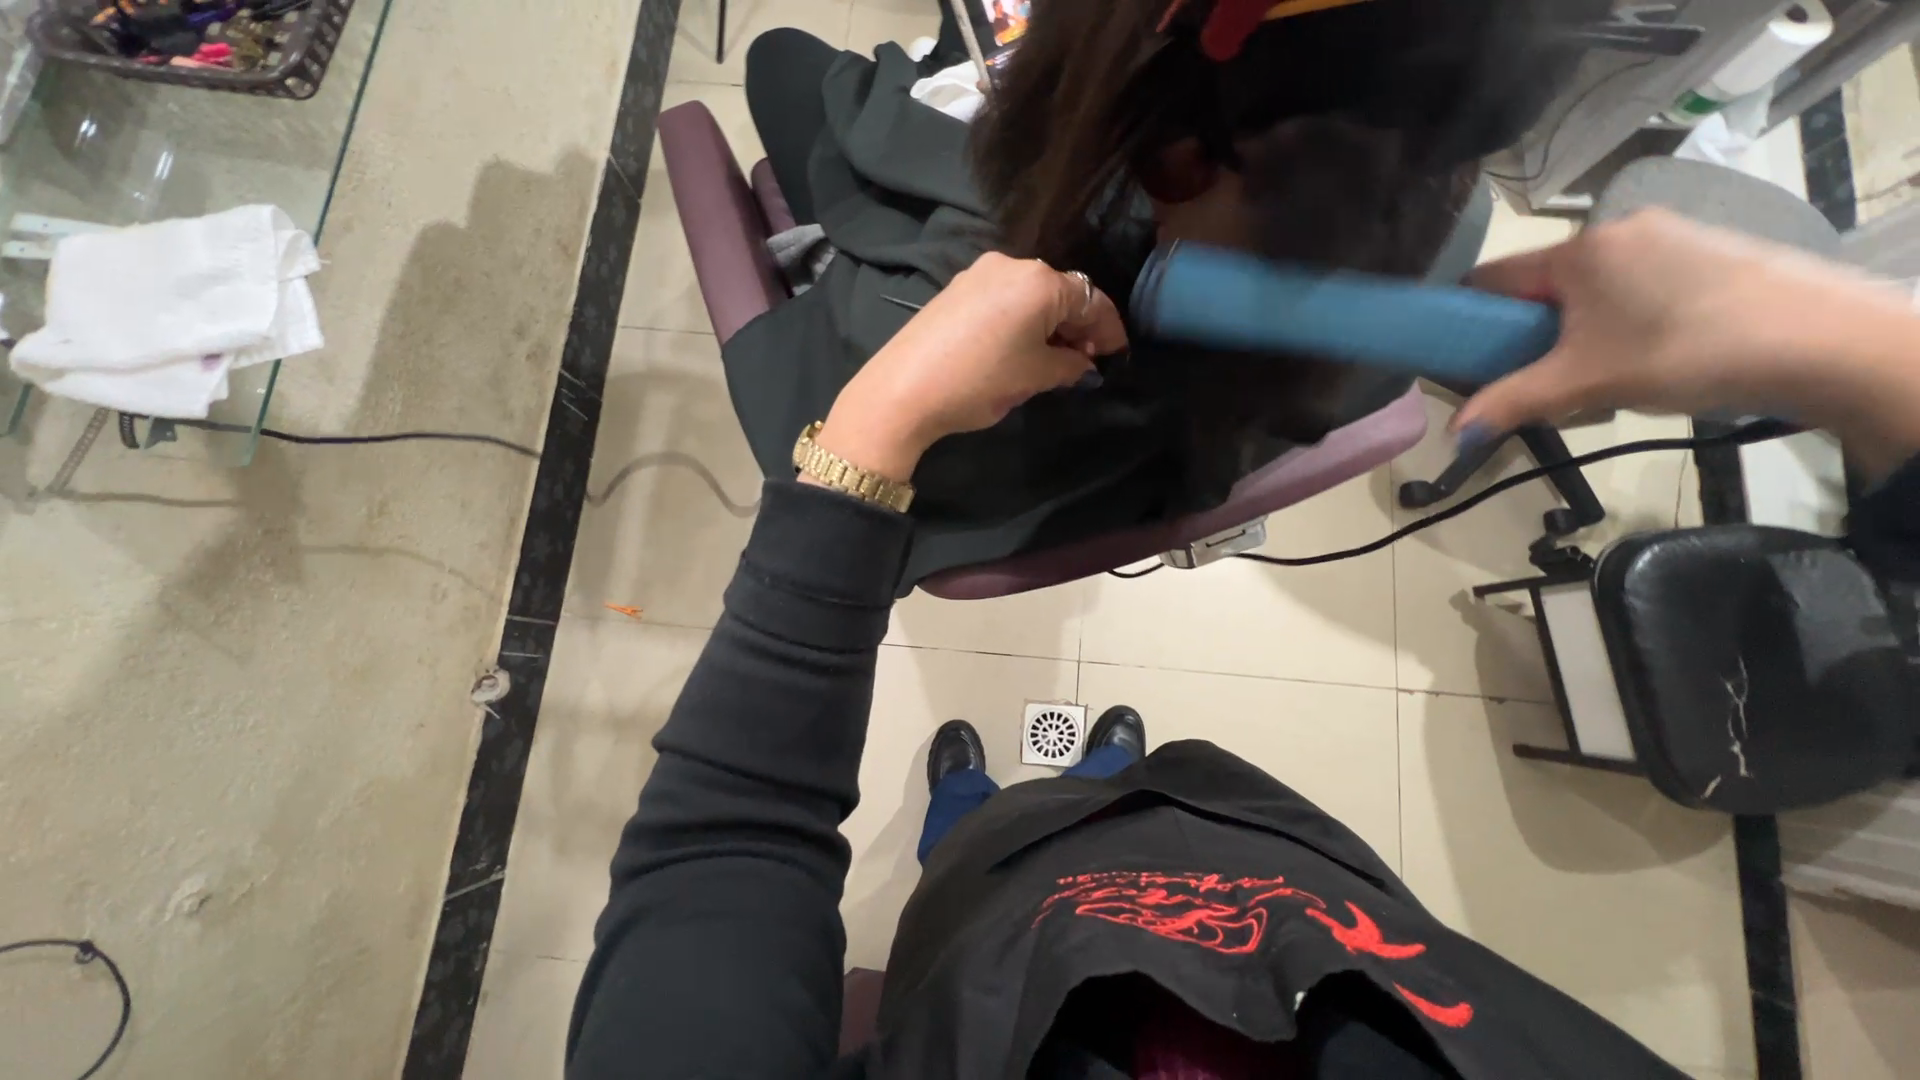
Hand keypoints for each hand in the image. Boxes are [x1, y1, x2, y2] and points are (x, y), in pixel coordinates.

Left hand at [812, 252, 1127, 480]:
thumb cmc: (980, 380)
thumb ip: (1070, 365)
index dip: (1109, 331)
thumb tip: (1085, 363)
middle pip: (1061, 292)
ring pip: (1031, 296)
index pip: (1092, 300)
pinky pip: (1004, 300)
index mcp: (1040, 281)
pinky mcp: (956, 289)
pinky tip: (1019, 349)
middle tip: (1084, 363)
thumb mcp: (1035, 377)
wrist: (903, 389)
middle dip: (1078, 327)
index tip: (1115, 359)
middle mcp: (1012, 265)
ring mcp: (979, 273)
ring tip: (1051, 361)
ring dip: (1048, 325)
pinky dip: (1021, 321)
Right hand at [1454, 209, 1909, 438]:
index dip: (1466, 317)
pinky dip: (1622, 320)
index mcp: (1579, 251)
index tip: (1462, 356)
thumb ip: (1510, 404)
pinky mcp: (1712, 252)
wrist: (1827, 344)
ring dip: (1576, 330)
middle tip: (1538, 377)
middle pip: (1542, 286)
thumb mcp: (1583, 385)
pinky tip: (1650, 355)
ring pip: (1591, 289)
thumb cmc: (1684, 352)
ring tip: (1600, 374)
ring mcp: (1672, 236)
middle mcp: (1620, 231)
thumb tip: (1453, 435)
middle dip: (1529, 332)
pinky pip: (1637, 286)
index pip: (1491, 278)